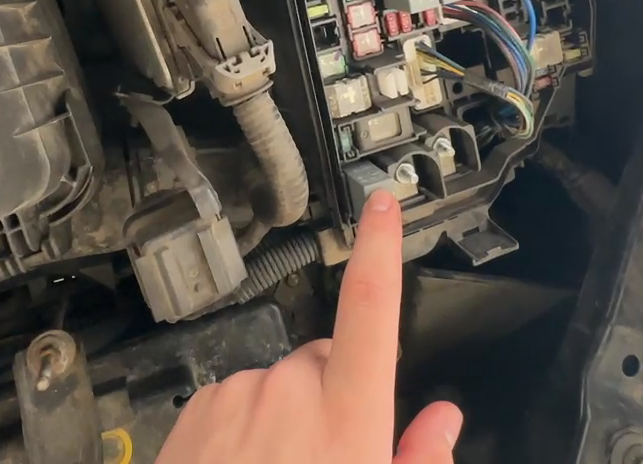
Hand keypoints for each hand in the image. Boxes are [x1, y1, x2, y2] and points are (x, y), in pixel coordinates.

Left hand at [158, 190, 462, 463]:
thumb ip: (417, 461)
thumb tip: (445, 420)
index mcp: (346, 417)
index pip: (371, 309)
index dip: (381, 247)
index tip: (383, 204)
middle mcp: (289, 392)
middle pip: (326, 361)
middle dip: (334, 395)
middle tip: (331, 460)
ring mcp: (238, 396)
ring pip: (279, 385)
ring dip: (285, 417)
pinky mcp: (197, 409)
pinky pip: (236, 399)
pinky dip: (245, 426)